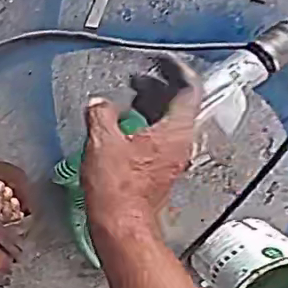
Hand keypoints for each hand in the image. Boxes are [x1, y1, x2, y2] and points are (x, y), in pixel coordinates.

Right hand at [81, 63, 199, 240]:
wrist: (120, 225)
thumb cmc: (117, 190)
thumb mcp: (102, 142)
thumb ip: (101, 115)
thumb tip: (99, 106)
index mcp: (175, 131)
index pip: (188, 88)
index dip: (174, 69)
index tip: (160, 61)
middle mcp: (180, 145)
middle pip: (179, 105)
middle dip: (158, 88)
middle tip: (138, 79)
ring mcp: (172, 160)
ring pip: (169, 124)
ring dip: (150, 108)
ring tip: (128, 100)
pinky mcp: (159, 173)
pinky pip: (158, 141)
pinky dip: (145, 127)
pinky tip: (124, 129)